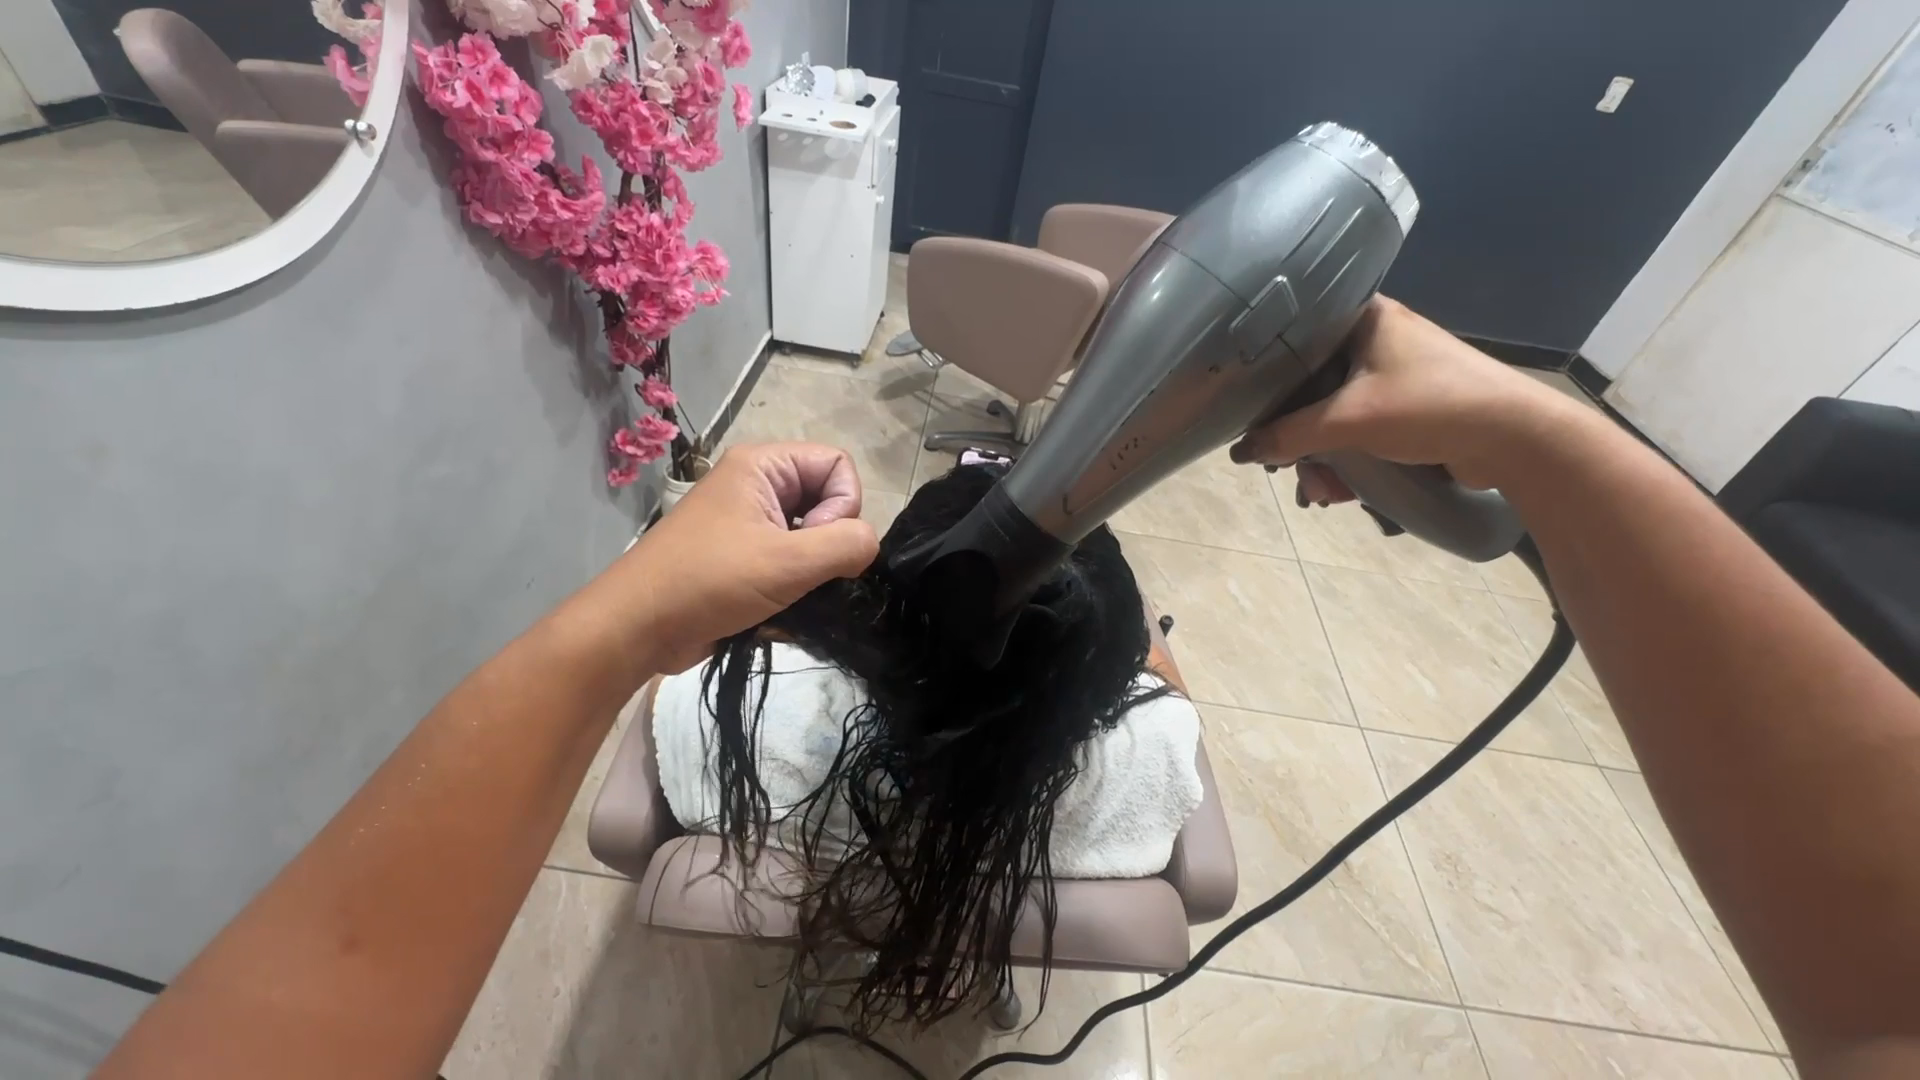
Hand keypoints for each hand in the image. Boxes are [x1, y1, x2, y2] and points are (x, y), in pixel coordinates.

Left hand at [613, 442, 879, 673]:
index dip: (843, 506)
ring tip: (786, 596)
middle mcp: (758, 485)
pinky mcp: (743, 558)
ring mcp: (748, 523)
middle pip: (828, 500)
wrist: (638, 628)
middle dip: (827, 543)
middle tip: (800, 574)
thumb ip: (846, 544)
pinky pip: (791, 563)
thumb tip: (868, 544)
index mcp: (763, 466)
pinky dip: (794, 589)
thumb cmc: (709, 583)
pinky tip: (775, 612)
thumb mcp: (788, 562)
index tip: (817, 544)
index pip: (839, 465)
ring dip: (812, 573)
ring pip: (812, 537)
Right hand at [1229, 296, 1579, 493]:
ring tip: (1319, 492)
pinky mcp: (1408, 409)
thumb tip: (1240, 453)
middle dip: (1296, 436)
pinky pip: (1359, 432)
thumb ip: (1289, 435)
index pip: (1297, 335)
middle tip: (1285, 467)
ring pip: (1334, 415)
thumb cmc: (1429, 406)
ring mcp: (1395, 375)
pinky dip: (1347, 460)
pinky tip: (1340, 491)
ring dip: (1322, 457)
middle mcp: (1377, 340)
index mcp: (1364, 319)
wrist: (1516, 439)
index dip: (1269, 374)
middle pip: (1311, 386)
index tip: (1249, 408)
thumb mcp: (1348, 419)